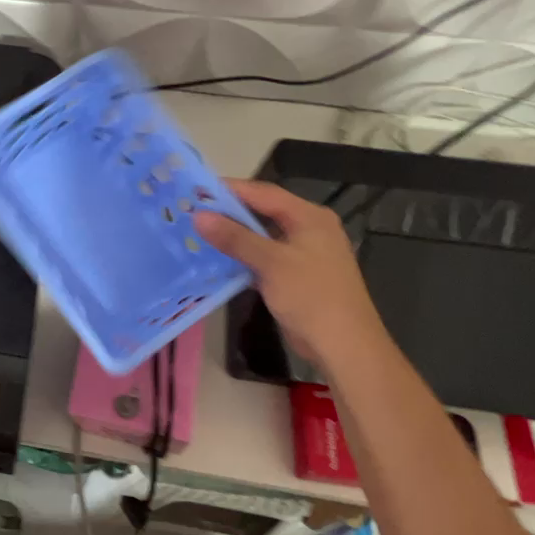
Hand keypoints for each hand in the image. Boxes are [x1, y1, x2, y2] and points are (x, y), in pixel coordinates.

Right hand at [194, 180, 394, 371]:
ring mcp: (302, 253)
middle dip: (228, 212)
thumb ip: (234, 237)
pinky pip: (263, 257)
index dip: (229, 190)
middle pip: (263, 212)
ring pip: (261, 236)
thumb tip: (198, 216)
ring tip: (197, 233)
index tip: (195, 190)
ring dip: (233, 236)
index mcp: (310, 217)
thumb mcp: (271, 262)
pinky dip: (242, 257)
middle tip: (191, 211)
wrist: (343, 344)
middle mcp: (308, 229)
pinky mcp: (295, 275)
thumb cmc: (311, 296)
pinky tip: (216, 260)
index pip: (264, 193)